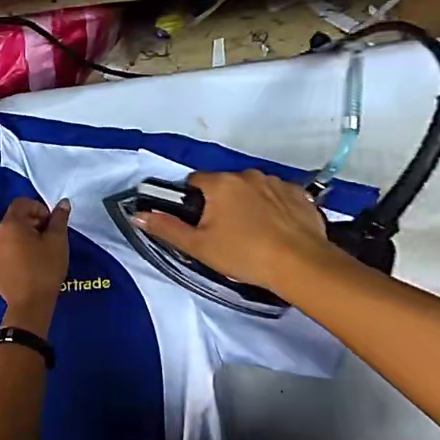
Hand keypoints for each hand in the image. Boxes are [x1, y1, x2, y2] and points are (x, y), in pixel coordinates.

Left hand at [0, 197, 71, 326]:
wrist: (30, 305)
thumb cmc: (45, 269)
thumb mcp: (58, 241)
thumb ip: (59, 219)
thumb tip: (62, 203)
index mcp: (10, 225)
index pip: (22, 203)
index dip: (39, 208)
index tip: (51, 224)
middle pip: (14, 220)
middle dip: (31, 224)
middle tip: (47, 238)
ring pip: (7, 237)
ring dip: (21, 239)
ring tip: (36, 254)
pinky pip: (1, 254)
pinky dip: (12, 254)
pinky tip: (24, 266)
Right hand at [133, 170, 355, 295]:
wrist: (301, 265)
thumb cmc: (244, 254)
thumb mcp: (199, 246)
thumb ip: (167, 228)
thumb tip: (138, 214)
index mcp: (220, 183)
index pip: (195, 182)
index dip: (193, 202)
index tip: (200, 224)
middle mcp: (247, 174)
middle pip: (224, 185)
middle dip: (221, 203)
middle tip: (225, 234)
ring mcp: (276, 182)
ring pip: (251, 189)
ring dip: (248, 204)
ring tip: (253, 234)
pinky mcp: (300, 194)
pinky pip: (278, 196)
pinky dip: (274, 208)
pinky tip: (276, 230)